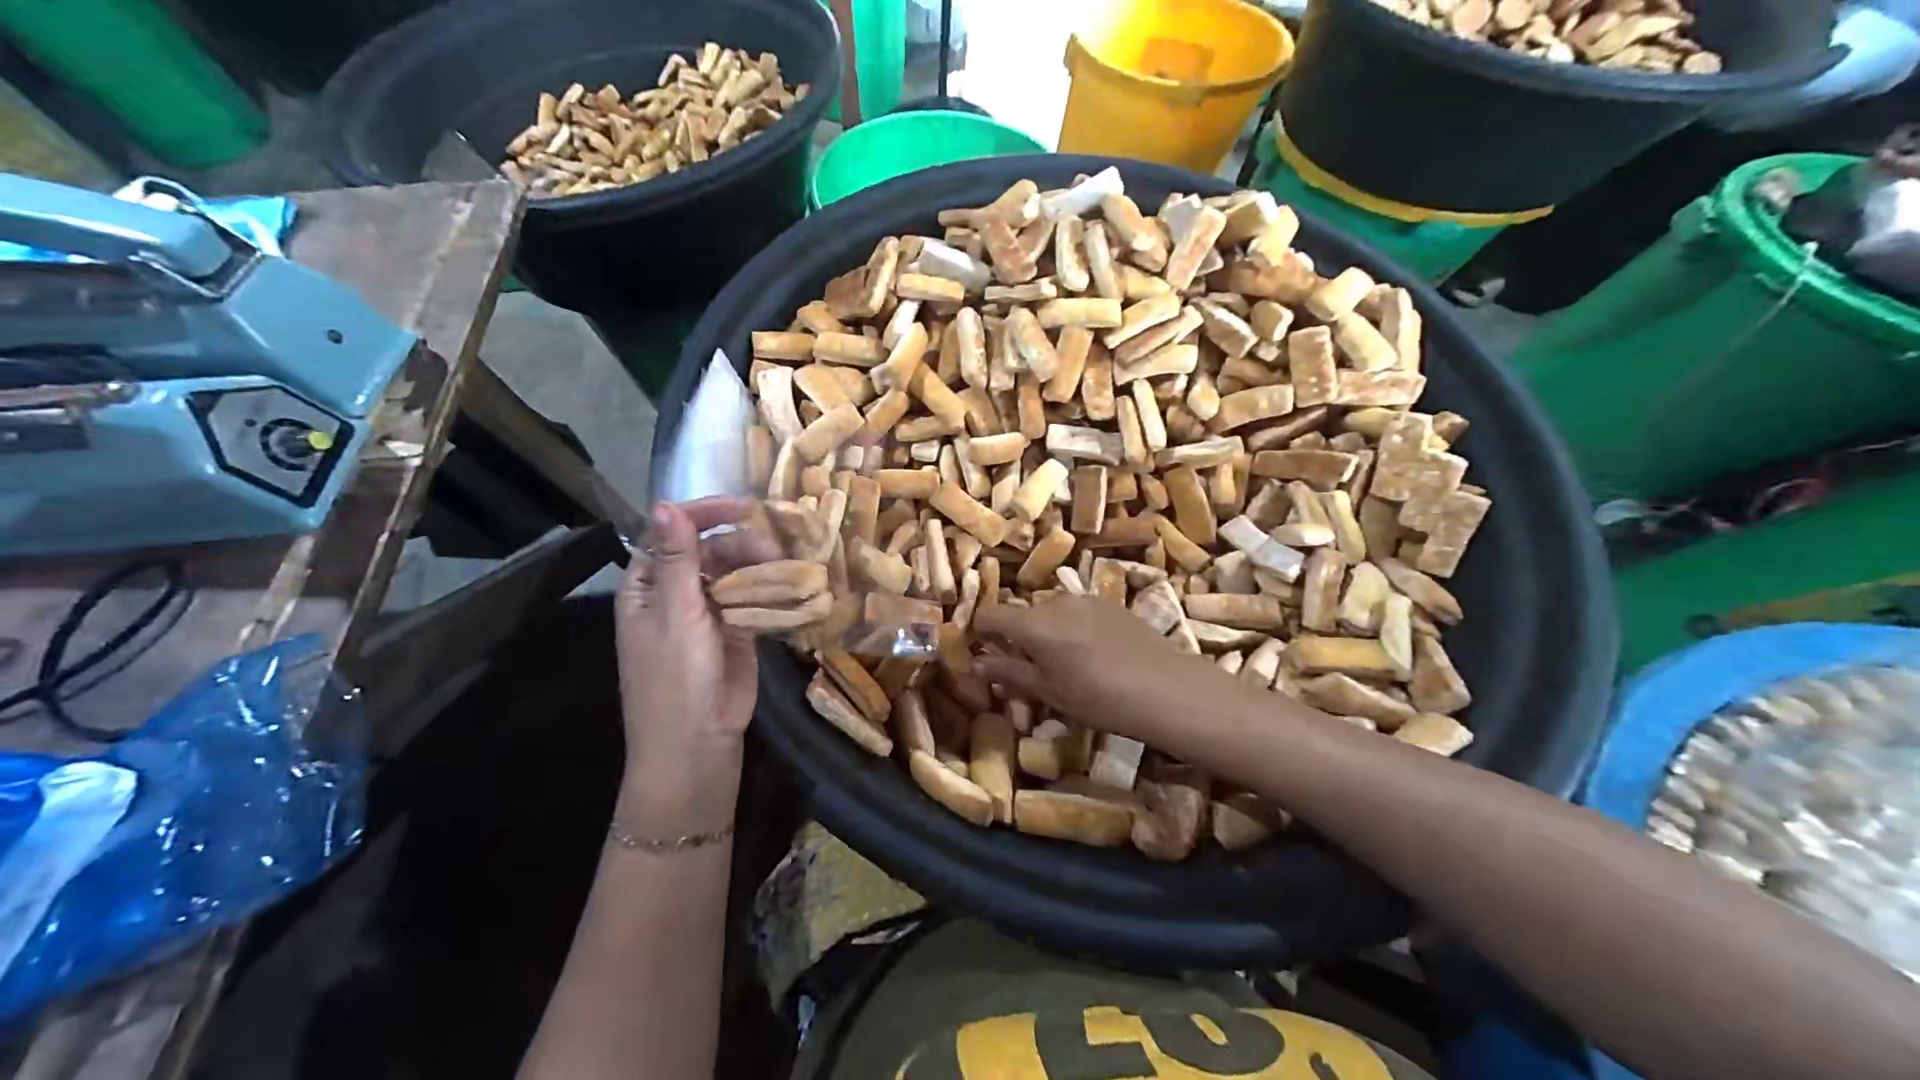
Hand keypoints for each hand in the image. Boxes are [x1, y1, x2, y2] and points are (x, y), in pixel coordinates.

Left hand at [615, 497, 780, 774]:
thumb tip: (664, 502)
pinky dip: (773, 591)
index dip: (705, 513)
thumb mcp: (675, 615)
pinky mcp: (737, 631)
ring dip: (761, 566)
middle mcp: (677, 593)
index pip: (673, 533)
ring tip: (790, 568)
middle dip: (742, 543)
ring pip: (736, 573)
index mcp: (648, 586)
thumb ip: (677, 559)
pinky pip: (755, 599)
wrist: (696, 744)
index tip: (745, 507)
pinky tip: (795, 585)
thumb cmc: (674, 680)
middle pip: (711, 550)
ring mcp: (708, 613)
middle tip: (775, 549)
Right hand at [973, 598, 1249, 745]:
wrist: (1166, 689)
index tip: (984, 655)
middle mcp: (1055, 602)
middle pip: (1022, 614)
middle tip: (1029, 671)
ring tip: (1067, 666)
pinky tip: (1094, 656)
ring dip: (1047, 634)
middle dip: (1017, 638)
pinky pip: (1077, 612)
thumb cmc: (1099, 698)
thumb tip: (976, 663)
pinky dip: (1072, 629)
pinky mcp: (1110, 603)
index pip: (990, 615)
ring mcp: (1085, 599)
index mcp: (1034, 624)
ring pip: (1051, 613)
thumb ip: (1009, 673)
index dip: (980, 632)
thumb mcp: (1049, 692)